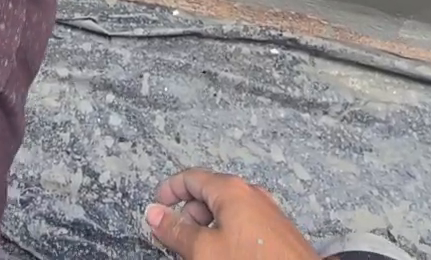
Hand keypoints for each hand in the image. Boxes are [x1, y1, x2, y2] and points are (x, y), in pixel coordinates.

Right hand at [144, 168, 318, 258]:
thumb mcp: (205, 250)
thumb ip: (176, 231)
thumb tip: (153, 214)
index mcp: (230, 189)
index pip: (190, 177)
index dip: (169, 191)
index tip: (157, 208)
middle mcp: (250, 193)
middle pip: (208, 193)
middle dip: (188, 215)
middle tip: (177, 239)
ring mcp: (266, 211)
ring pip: (226, 211)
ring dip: (207, 228)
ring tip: (202, 253)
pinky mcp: (277, 231)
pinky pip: (243, 223)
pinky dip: (226, 235)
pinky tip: (226, 255)